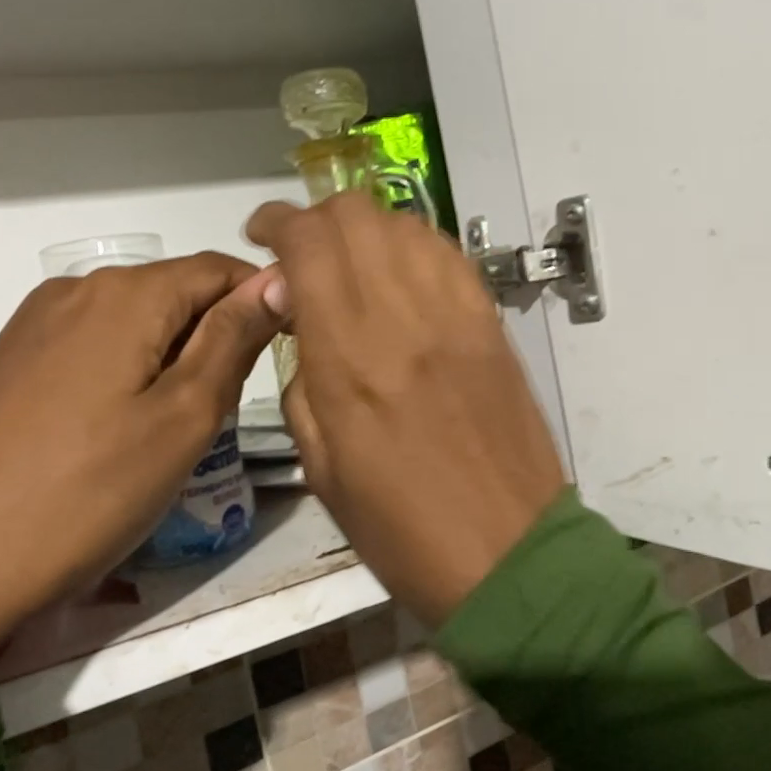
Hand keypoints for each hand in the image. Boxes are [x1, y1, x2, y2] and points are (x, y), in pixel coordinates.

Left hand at [0, 253, 283, 691]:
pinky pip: (95, 347)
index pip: (220, 268)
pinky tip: (122, 431)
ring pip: (136, 323)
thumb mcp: (182, 420)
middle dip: (217, 337)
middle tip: (228, 412)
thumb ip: (232, 340)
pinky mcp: (11, 362)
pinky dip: (130, 374)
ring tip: (177, 431)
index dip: (264, 302)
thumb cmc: (84, 494)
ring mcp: (34, 325)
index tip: (289, 354)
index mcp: (125, 294)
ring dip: (174, 360)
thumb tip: (277, 280)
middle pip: (175, 293)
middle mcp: (75, 289)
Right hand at [247, 194, 566, 627]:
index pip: (309, 244)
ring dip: (366, 229)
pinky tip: (402, 279)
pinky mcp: (492, 324)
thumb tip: (298, 319)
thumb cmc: (402, 529)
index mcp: (350, 357)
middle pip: (357, 215)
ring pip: (405, 225)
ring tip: (352, 265)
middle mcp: (404, 317)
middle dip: (318, 219)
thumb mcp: (322, 468)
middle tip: (302, 252)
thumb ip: (303, 381)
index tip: (262, 234)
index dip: (278, 222)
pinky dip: (414, 249)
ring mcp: (457, 314)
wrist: (508, 555)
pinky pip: (448, 256)